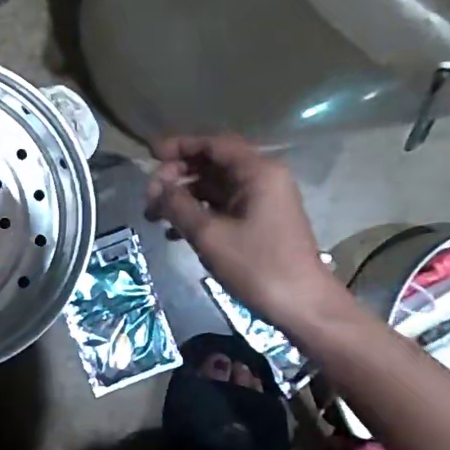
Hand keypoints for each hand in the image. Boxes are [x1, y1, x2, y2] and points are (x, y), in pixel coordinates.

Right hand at [144, 135, 344, 325]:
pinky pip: (222, 206)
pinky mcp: (259, 221)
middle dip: (177, 176)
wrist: (301, 303)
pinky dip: (197, 212)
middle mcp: (262, 178)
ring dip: (183, 197)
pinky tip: (174, 232)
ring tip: (154, 216)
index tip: (149, 155)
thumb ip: (178, 206)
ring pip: (214, 187)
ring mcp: (261, 200)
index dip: (179, 146)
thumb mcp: (209, 235)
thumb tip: (156, 188)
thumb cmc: (257, 265)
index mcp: (257, 172)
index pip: (213, 145)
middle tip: (148, 196)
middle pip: (212, 164)